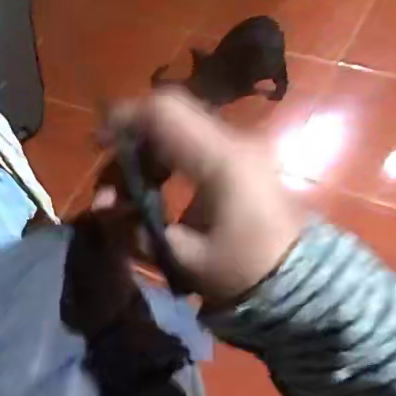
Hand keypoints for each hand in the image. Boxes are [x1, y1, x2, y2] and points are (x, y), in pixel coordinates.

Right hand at [96, 88, 302, 307]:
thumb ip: (137, 228)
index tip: (96, 144)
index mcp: (219, 159)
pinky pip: (197, 143)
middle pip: (169, 115)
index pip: (163, 113)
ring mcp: (242, 147)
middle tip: (110, 180)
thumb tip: (106, 209)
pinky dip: (168, 157)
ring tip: (128, 193)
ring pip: (181, 127)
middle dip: (131, 142)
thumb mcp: (183, 258)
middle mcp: (233, 141)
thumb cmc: (242, 271)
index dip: (123, 120)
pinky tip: (155, 187)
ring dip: (148, 152)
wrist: (299, 283)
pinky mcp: (244, 160)